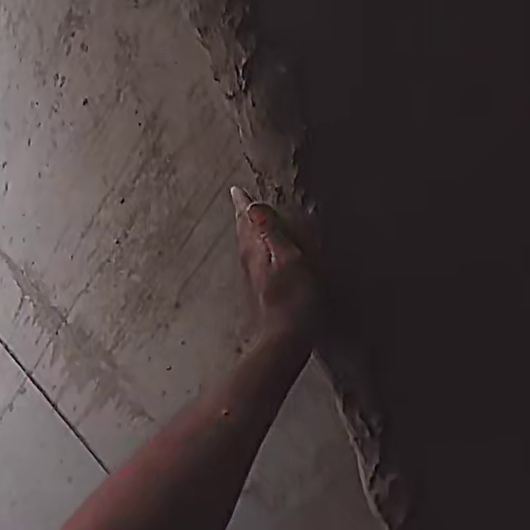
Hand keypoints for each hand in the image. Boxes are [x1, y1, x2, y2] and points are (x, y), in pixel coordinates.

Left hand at [230, 186, 318, 344]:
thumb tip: (252, 206)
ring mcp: (253, 280)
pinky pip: (256, 262)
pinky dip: (257, 250)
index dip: (244, 205)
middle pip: (243, 234)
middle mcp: (249, 265)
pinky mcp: (261, 293)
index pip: (247, 222)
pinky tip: (262, 255)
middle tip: (240, 202)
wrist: (285, 339)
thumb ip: (271, 233)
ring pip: (247, 248)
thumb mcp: (289, 260)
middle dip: (243, 216)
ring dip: (248, 232)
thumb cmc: (293, 300)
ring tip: (249, 222)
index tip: (236, 190)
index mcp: (255, 252)